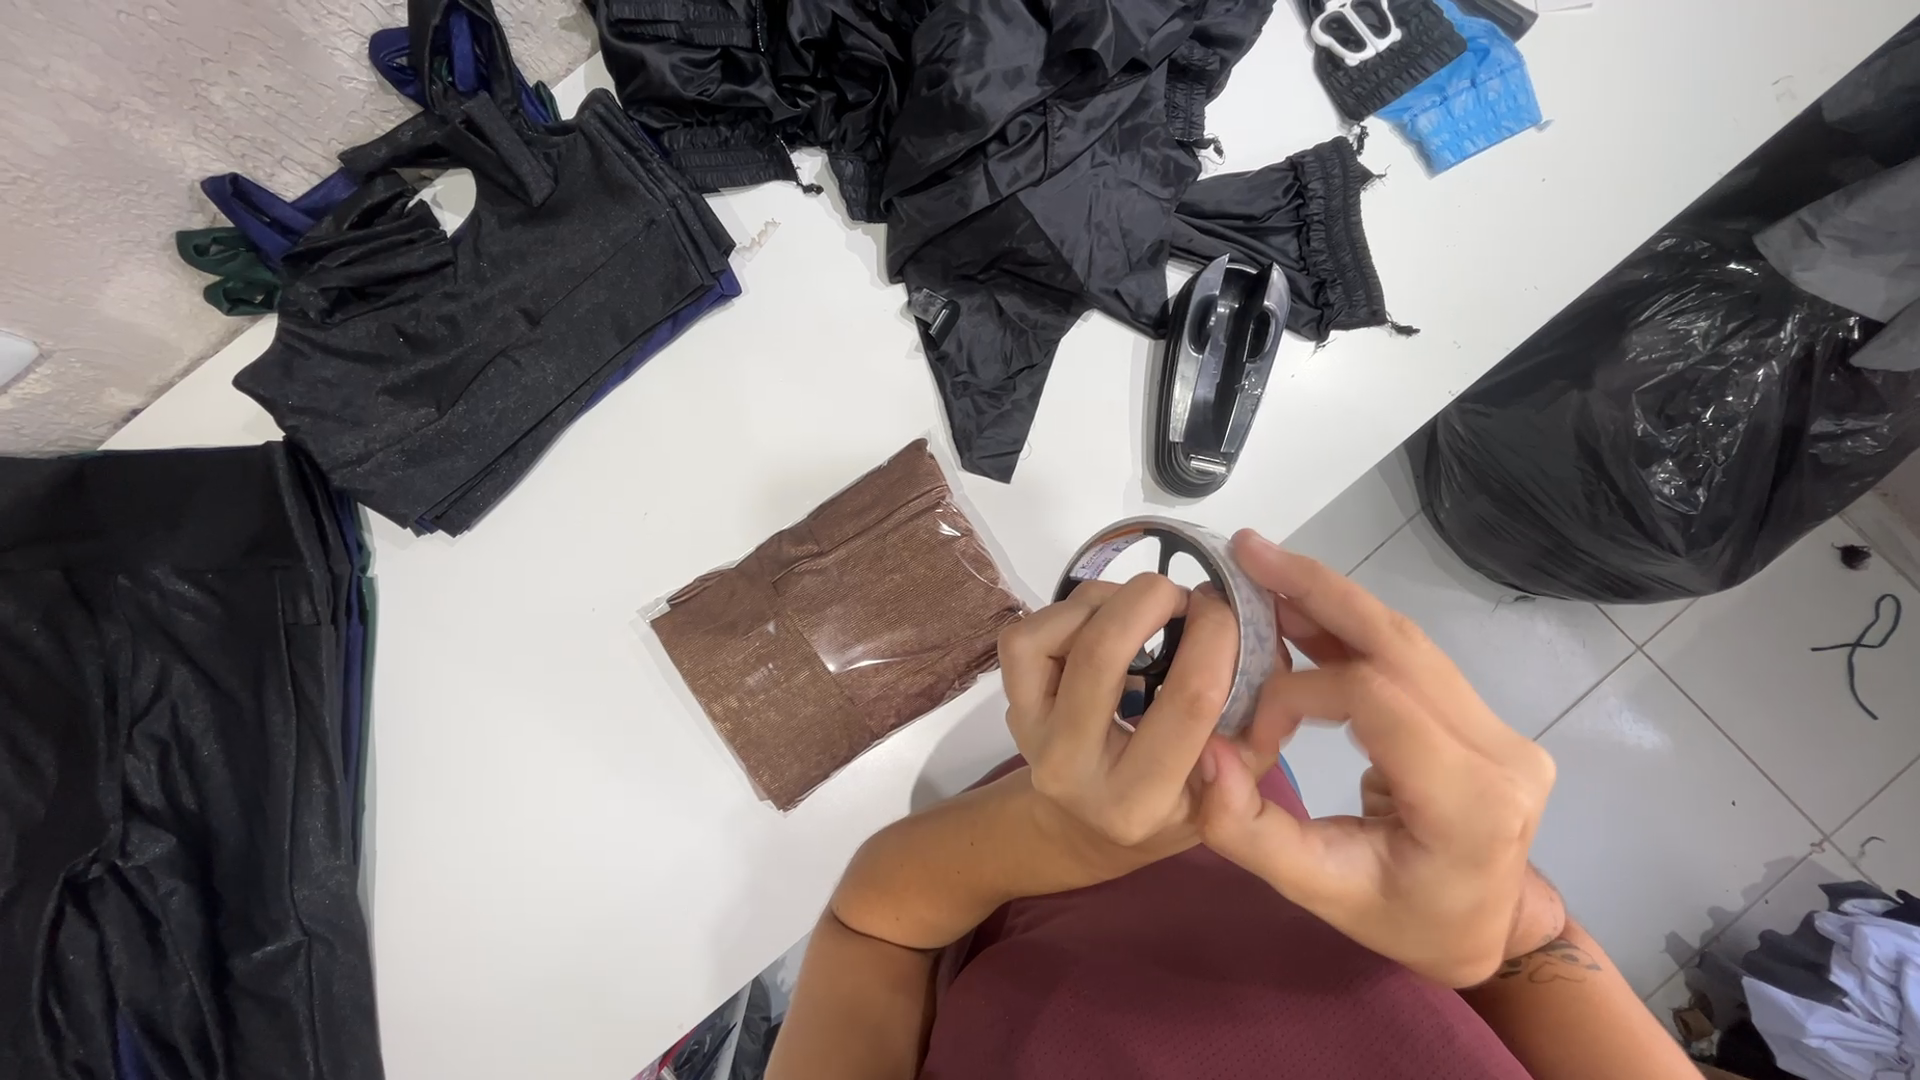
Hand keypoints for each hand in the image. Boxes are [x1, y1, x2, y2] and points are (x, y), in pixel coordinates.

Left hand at [998, 573, 1290, 882]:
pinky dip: (1069, 611)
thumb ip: (1254, 730)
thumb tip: (1262, 639)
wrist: (1079, 826)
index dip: (1217, 637)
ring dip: (1109, 600)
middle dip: (1153, 600)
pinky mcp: (1009, 703)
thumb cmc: (1165, 809)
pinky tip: (1102, 621)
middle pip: (1104, 651)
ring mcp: (1030, 731)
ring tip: (1143, 609)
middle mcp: (1072, 768)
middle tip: (1184, 594)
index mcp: (1140, 801)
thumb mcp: (1225, 791)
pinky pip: (1027, 635)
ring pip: (1058, 633)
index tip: (1229, 607)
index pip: (1188, 701)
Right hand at [1195, 531, 1557, 986]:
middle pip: (1397, 644)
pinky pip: (1404, 655)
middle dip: (1315, 590)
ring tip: (1261, 565)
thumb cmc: (1405, 919)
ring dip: (1326, 596)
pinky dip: (1343, 625)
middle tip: (1246, 551)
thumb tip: (1202, 752)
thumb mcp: (1320, 892)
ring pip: (1402, 638)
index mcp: (1469, 799)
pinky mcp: (1478, 714)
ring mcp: (1498, 726)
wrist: (1487, 929)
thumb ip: (1251, 831)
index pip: (1374, 698)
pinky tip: (1296, 604)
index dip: (1297, 690)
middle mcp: (1499, 749)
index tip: (1252, 728)